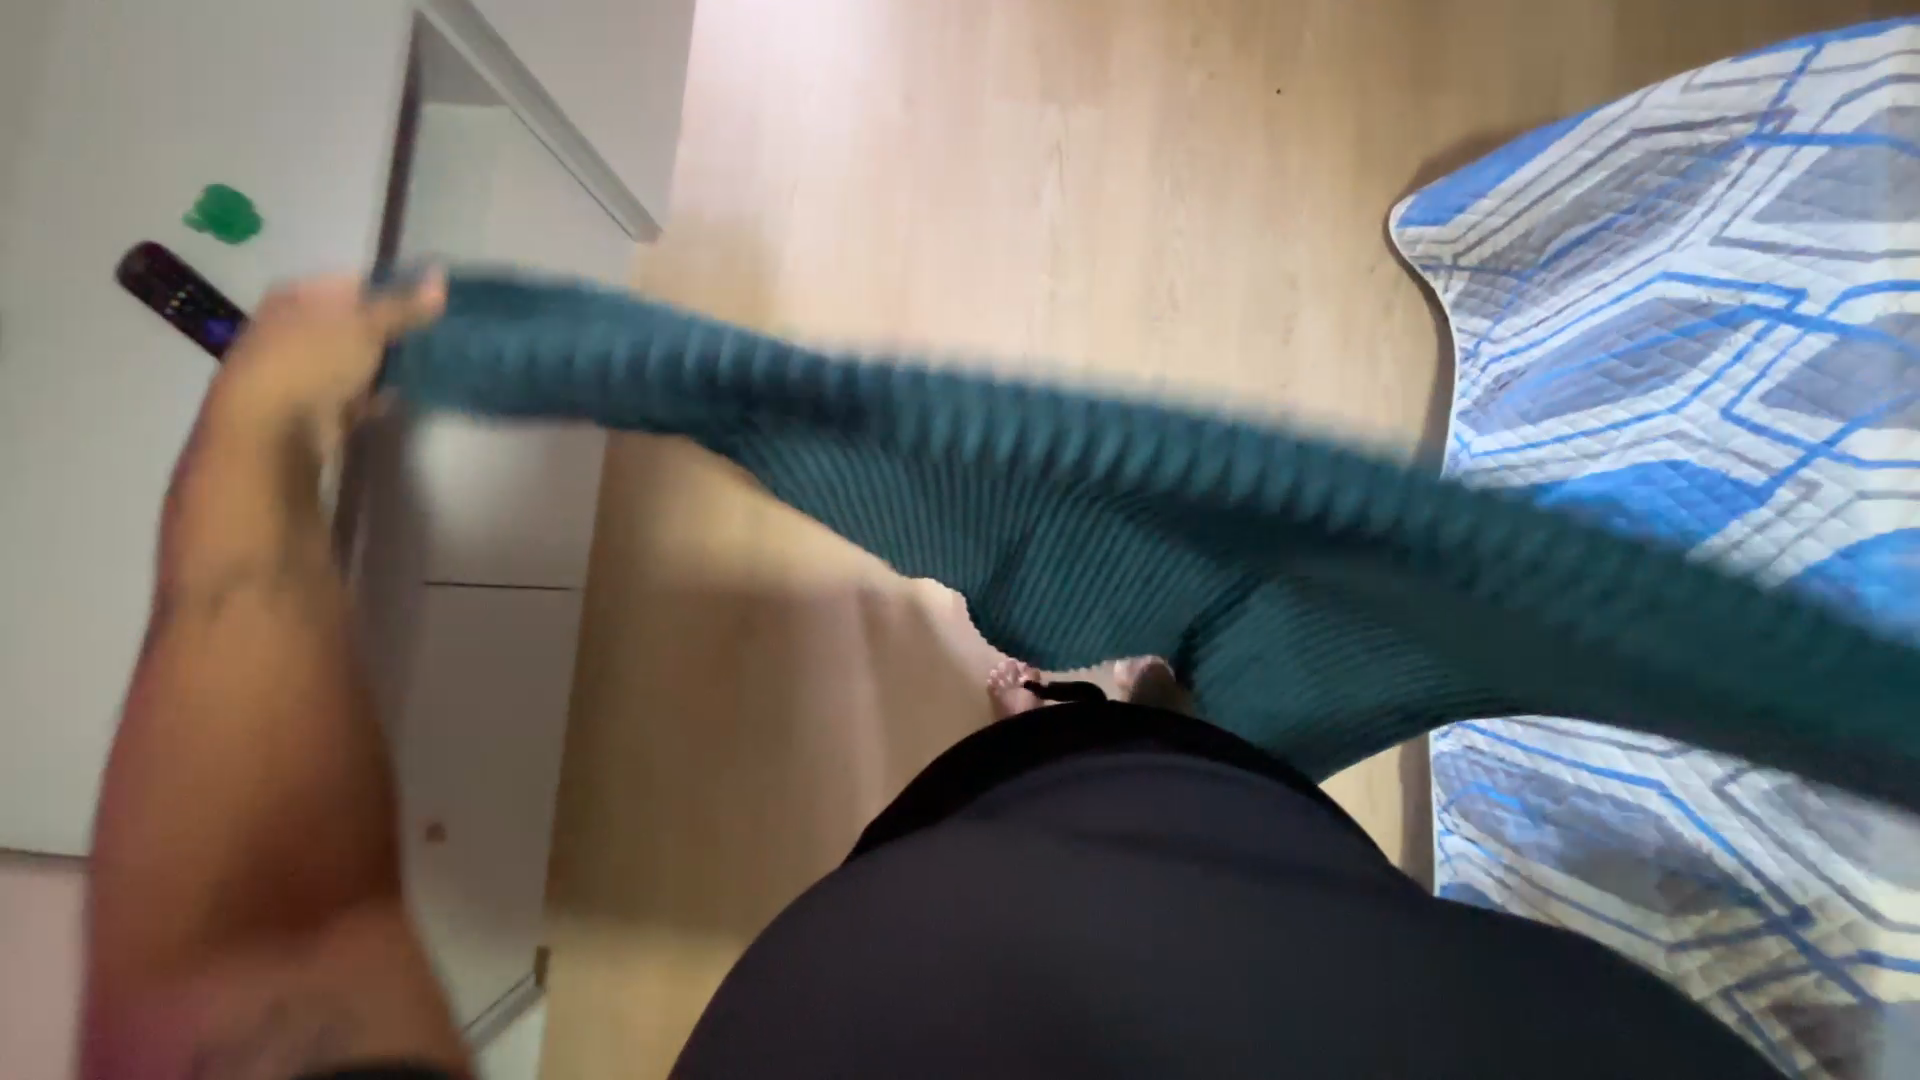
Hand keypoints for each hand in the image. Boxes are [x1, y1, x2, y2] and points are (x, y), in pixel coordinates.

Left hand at [212, 273, 445, 455]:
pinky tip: (409, 393)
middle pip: (361, 321)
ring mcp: (309, 365)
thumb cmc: (314, 361)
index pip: (357, 282)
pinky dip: (383, 392)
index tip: (434, 304)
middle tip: (439, 335)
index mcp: (301, 296)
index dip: (396, 290)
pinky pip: (362, 390)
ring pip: (363, 357)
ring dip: (392, 362)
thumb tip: (440, 276)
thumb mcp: (366, 325)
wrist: (275, 426)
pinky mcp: (321, 400)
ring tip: (433, 363)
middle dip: (398, 330)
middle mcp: (300, 325)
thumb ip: (405, 305)